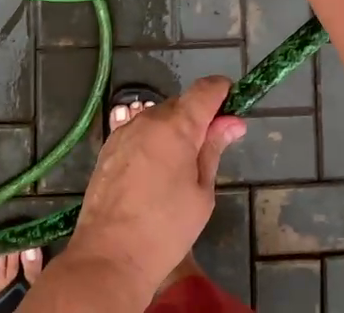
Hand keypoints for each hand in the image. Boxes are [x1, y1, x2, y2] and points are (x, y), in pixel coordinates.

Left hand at [65, 78, 246, 294]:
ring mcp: (124, 131)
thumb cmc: (166, 228)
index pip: (205, 90)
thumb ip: (213, 150)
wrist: (110, 254)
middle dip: (199, 118)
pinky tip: (156, 175)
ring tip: (182, 170)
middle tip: (212, 150)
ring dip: (174, 131)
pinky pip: (140, 133)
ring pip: (158, 119)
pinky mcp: (109, 147)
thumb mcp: (202, 192)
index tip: (234, 105)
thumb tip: (232, 123)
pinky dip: (153, 142)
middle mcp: (148, 118)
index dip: (222, 92)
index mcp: (176, 125)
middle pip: (181, 104)